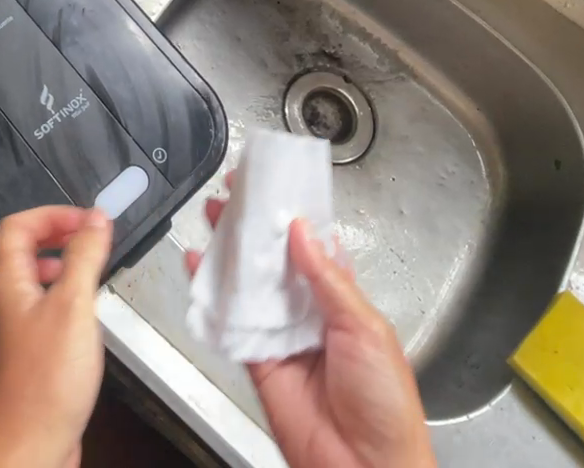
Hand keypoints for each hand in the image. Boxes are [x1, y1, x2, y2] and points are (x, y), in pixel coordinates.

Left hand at [0, 206, 114, 467]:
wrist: (29, 447)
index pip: (16, 226)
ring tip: (86, 271)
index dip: (51, 215)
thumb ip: (85, 256)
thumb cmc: (48, 378)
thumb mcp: (75, 305)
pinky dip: (56, 295)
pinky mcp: (19, 353)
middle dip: (54, 235)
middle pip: (17, 249)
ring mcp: (6, 328)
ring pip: (25, 279)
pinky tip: (81, 314)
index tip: (88, 220)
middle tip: (87, 238)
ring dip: (55, 265)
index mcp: (4, 280)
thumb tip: (97, 218)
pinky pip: (33, 307)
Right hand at [188, 200, 434, 467]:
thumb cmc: (385, 400)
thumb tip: (300, 230)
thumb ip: (328, 279)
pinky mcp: (255, 356)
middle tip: (230, 193)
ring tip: (210, 216)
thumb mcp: (365, 327)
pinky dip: (210, 293)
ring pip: (247, 281)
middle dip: (250, 225)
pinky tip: (198, 267)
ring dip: (228, 250)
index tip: (268, 182)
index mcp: (339, 295)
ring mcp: (278, 330)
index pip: (309, 244)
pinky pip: (228, 321)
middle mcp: (306, 308)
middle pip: (271, 257)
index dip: (288, 213)